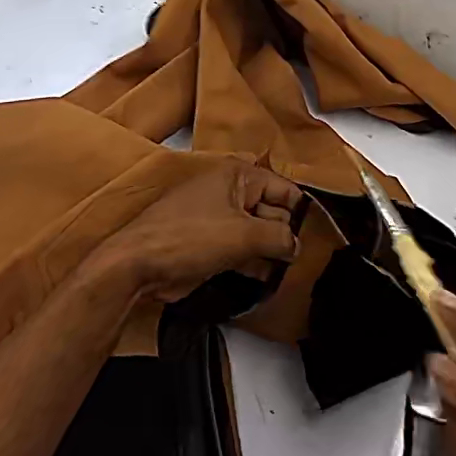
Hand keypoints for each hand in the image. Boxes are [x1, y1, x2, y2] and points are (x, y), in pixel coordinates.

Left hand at [94, 161, 303, 301]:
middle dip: (284, 234)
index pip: (282, 188)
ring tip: (285, 272)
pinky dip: (252, 263)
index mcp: (237, 175)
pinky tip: (264, 280)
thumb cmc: (186, 236)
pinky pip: (239, 249)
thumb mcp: (243, 234)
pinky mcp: (208, 244)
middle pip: (270, 211)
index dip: (299, 210)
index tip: (316, 234)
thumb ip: (278, 237)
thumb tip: (296, 244)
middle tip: (301, 259)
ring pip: (255, 233)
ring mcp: (217, 219)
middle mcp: (228, 191)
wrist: (139, 265)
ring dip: (269, 252)